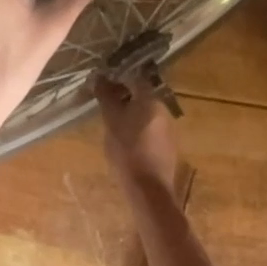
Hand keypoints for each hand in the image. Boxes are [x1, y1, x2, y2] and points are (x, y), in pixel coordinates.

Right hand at [94, 76, 178, 194]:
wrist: (149, 189)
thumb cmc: (127, 149)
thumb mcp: (111, 120)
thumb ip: (105, 95)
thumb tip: (98, 76)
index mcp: (151, 99)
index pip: (134, 78)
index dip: (117, 78)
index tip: (102, 86)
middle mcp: (164, 109)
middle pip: (142, 95)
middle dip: (123, 96)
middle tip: (104, 105)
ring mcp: (168, 128)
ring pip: (146, 112)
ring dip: (130, 112)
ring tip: (112, 123)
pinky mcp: (168, 146)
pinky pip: (151, 128)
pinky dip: (138, 127)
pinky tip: (126, 140)